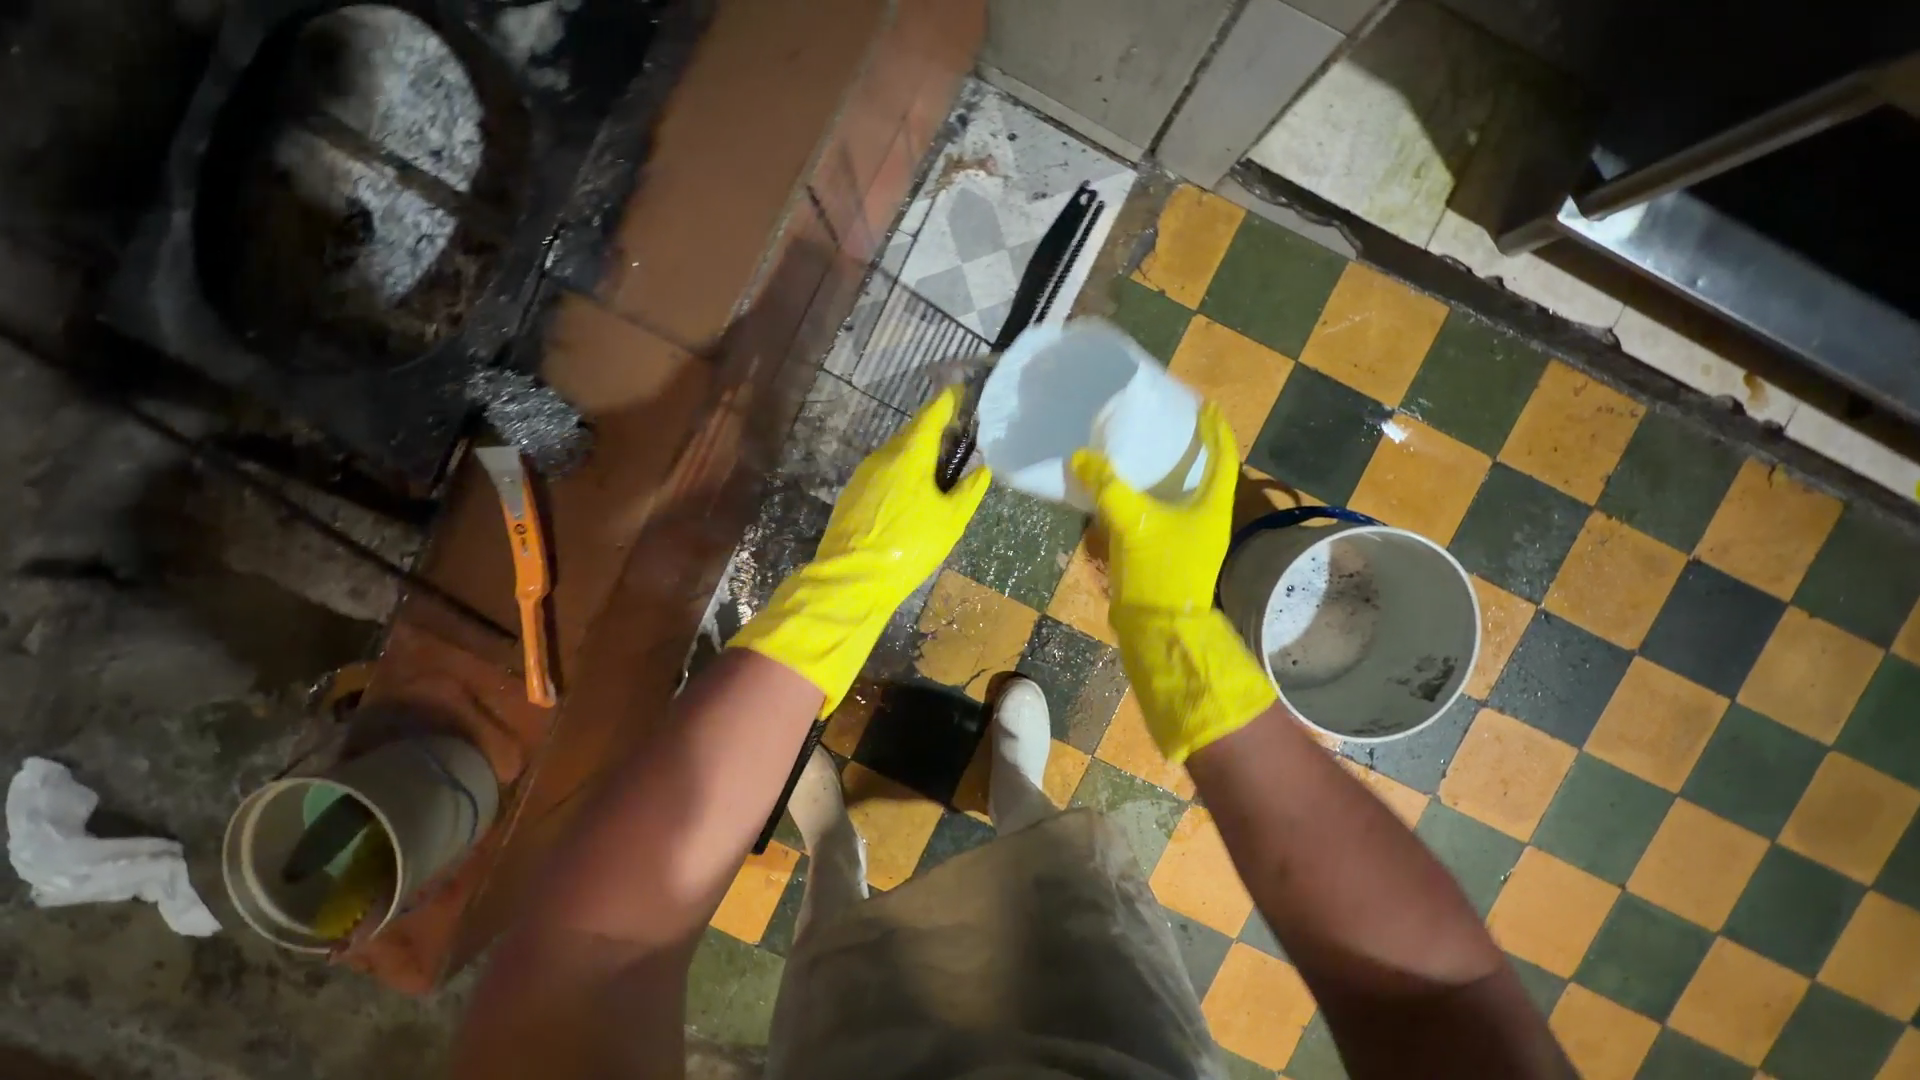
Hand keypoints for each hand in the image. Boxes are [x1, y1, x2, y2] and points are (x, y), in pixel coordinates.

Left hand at [731, 387, 990, 714]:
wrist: (853, 578)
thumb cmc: (909, 546)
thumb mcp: (951, 520)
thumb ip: (970, 489)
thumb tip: (982, 467)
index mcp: (909, 454)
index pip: (932, 414)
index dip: (949, 400)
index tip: (962, 390)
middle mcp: (883, 455)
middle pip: (913, 431)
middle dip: (936, 427)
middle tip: (959, 430)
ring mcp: (863, 474)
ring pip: (897, 452)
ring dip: (918, 450)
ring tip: (941, 462)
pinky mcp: (853, 493)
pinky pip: (884, 470)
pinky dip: (903, 469)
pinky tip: (914, 488)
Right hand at [1071, 405, 1275, 762]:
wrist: (1157, 627)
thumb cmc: (1160, 572)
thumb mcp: (1132, 523)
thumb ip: (1107, 487)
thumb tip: (1082, 457)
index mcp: (1212, 505)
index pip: (1222, 455)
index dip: (1214, 428)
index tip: (1203, 404)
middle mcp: (1208, 517)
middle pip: (1205, 471)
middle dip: (1189, 445)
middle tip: (1167, 421)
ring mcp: (1191, 535)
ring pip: (1184, 491)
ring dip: (1169, 469)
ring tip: (1146, 447)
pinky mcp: (1172, 549)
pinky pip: (1165, 509)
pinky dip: (1152, 492)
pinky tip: (1128, 485)